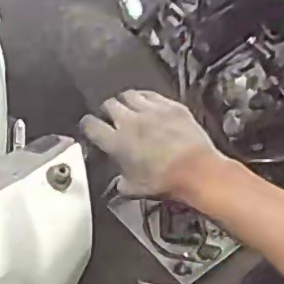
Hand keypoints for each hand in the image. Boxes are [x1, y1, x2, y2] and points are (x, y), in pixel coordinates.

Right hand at [79, 89, 223, 198]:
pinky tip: (147, 105)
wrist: (196, 170)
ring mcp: (151, 111)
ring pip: (128, 95)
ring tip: (128, 108)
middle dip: (106, 111)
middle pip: (108, 104)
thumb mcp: (133, 189)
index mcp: (115, 142)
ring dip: (124, 101)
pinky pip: (151, 94)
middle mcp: (130, 122)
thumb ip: (120, 182)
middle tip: (110, 118)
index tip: (89, 127)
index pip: (90, 124)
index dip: (87, 125)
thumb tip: (119, 181)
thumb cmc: (164, 181)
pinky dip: (145, 98)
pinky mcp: (170, 106)